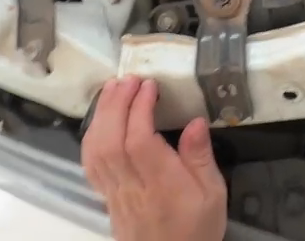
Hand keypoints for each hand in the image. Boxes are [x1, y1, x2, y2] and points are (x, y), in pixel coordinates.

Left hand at [82, 77, 227, 240]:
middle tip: (129, 78)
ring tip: (112, 89)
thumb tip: (195, 121)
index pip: (139, 141)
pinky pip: (91, 166)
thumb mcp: (213, 195)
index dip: (139, 109)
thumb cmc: (197, 229)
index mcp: (161, 185)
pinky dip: (91, 137)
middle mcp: (132, 189)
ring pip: (96, 152)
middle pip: (111, 142)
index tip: (150, 85)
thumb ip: (201, 158)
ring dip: (101, 115)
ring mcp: (114, 195)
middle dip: (116, 104)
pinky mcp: (106, 199)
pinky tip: (101, 119)